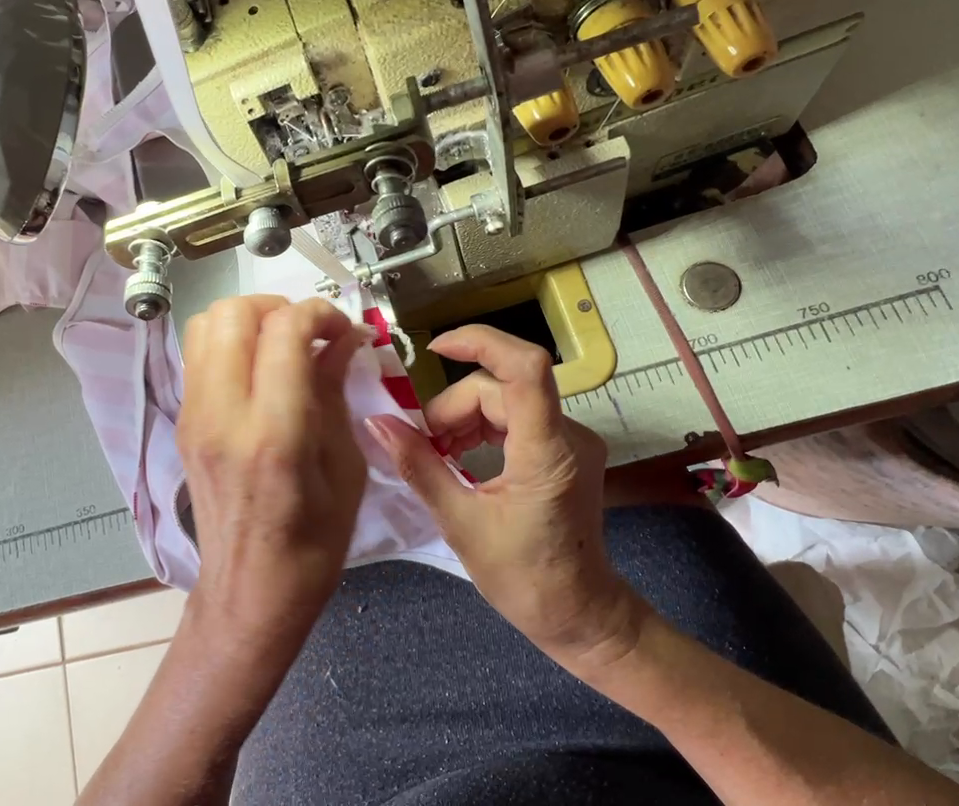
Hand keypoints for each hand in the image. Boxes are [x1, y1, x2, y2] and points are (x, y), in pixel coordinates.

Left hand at [178, 296, 370, 641]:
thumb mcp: (345, 468)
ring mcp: (194, 416)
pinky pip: (199, 354)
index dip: (320, 313)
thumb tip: (342, 339)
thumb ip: (335, 392)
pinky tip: (259, 368)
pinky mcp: (183, 422)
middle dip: (279, 306)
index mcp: (274, 434)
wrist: (250, 591)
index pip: (285, 331)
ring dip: (249, 319)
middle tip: (310, 332)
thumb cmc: (314, 543)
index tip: (343, 329)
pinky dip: (230, 342)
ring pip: (206, 324)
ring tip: (282, 344)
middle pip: (234, 313)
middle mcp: (223, 415)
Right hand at [365, 325, 648, 675]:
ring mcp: (571, 440)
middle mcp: (567, 435)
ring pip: (506, 399)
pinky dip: (482, 427)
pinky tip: (459, 457)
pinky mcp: (566, 449)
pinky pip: (517, 417)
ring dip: (464, 417)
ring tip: (438, 455)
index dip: (480, 343)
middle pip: (500, 388)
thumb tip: (377, 423)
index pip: (525, 367)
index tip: (435, 349)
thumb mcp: (460, 523)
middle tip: (422, 446)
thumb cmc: (523, 579)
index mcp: (546, 452)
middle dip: (452, 407)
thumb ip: (418, 466)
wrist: (581, 615)